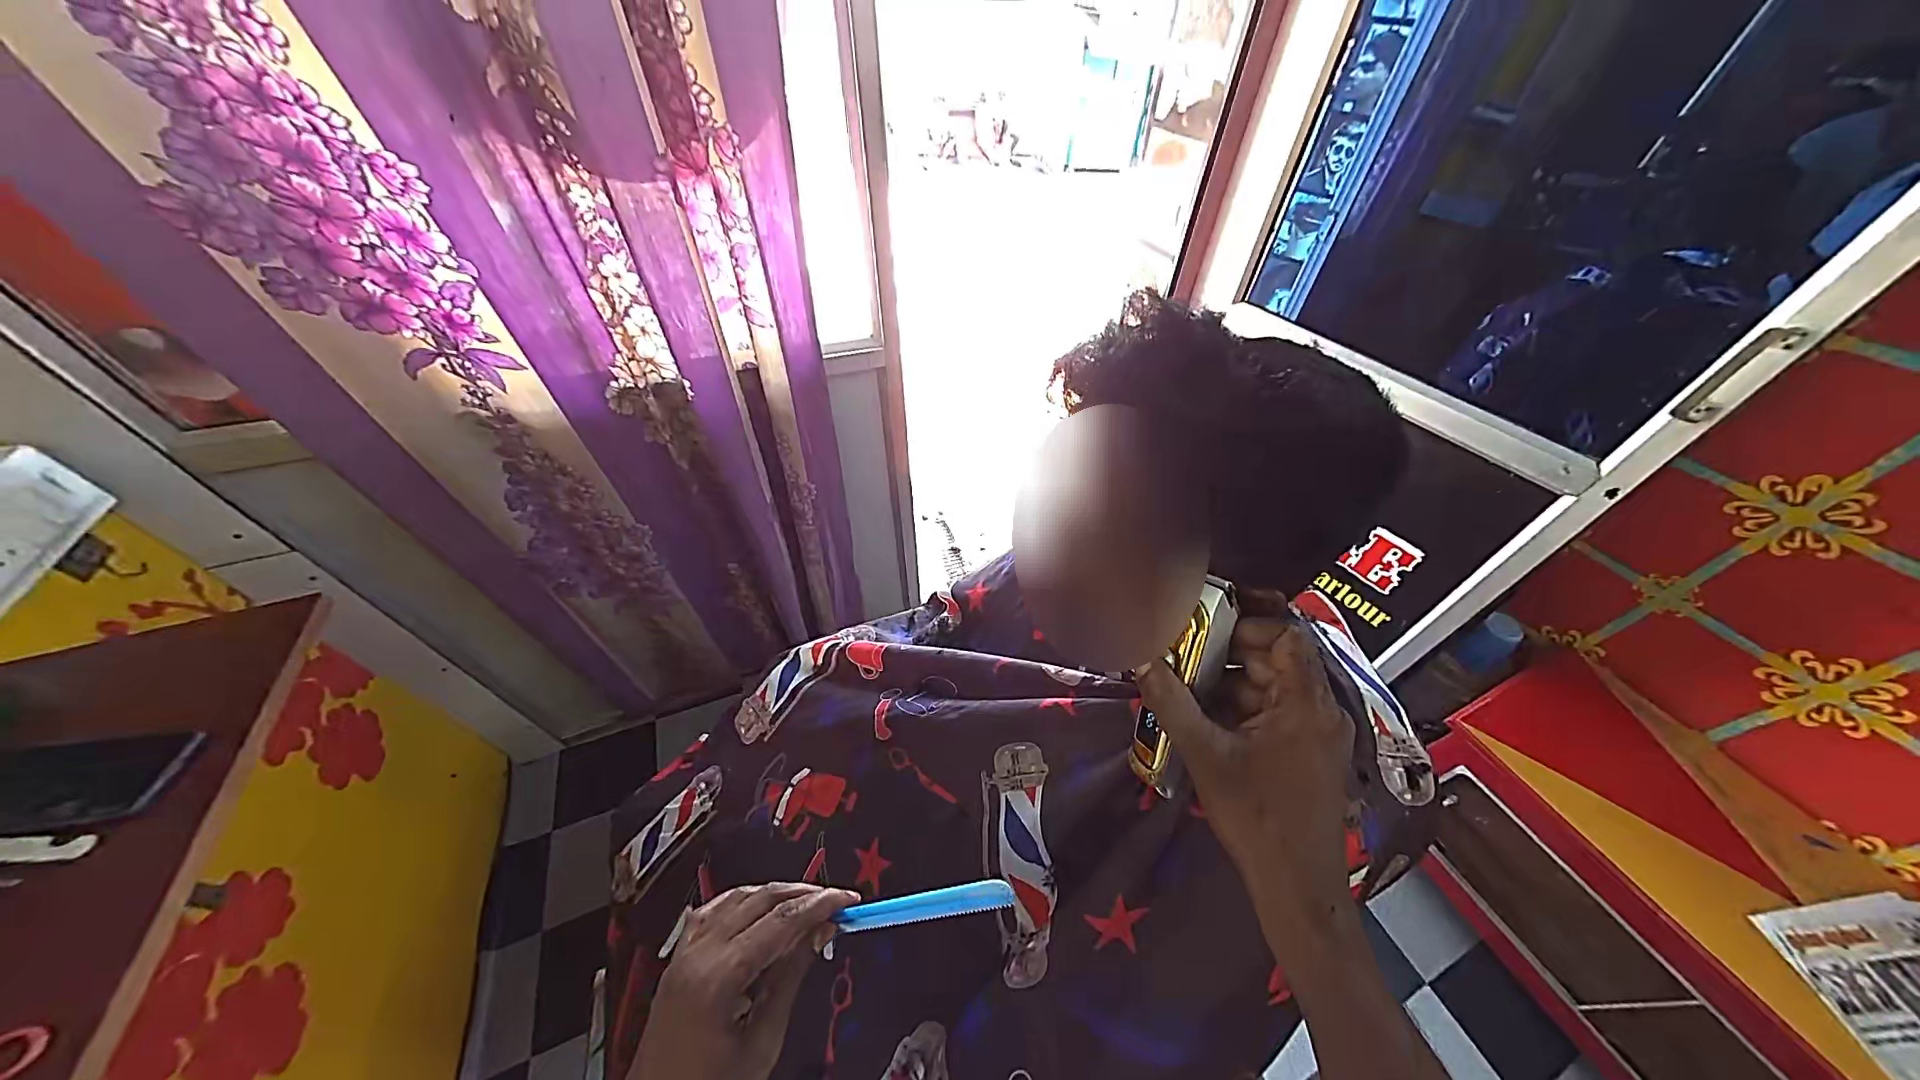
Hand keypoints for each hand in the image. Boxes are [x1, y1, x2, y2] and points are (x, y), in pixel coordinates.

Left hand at [630, 883, 859, 1079]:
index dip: (821, 904)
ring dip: (775, 893)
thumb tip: (818, 932)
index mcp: (719, 976)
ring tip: (806, 903)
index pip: (782, 919)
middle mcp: (698, 955)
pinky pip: (714, 910)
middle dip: (803, 894)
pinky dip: (744, 901)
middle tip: (835, 901)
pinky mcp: (678, 960)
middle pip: (761, 899)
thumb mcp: (762, 1041)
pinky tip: (760, 907)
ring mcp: (684, 954)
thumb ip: (790, 978)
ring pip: (738, 896)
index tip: (847, 899)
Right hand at [1141, 616, 1452, 1079]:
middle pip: (1278, 660)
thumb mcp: (1205, 753)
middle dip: (1230, 652)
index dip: (1250, 622)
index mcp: (1307, 703)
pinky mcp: (1309, 756)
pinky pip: (1274, 714)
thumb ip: (1171, 702)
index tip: (1208, 623)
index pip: (1289, 636)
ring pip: (1272, 689)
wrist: (1296, 886)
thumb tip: (1139, 661)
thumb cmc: (1256, 815)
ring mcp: (1318, 735)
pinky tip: (1205, 718)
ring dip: (1232, 683)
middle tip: (1186, 649)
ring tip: (1187, 682)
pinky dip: (1242, 709)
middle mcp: (1322, 711)